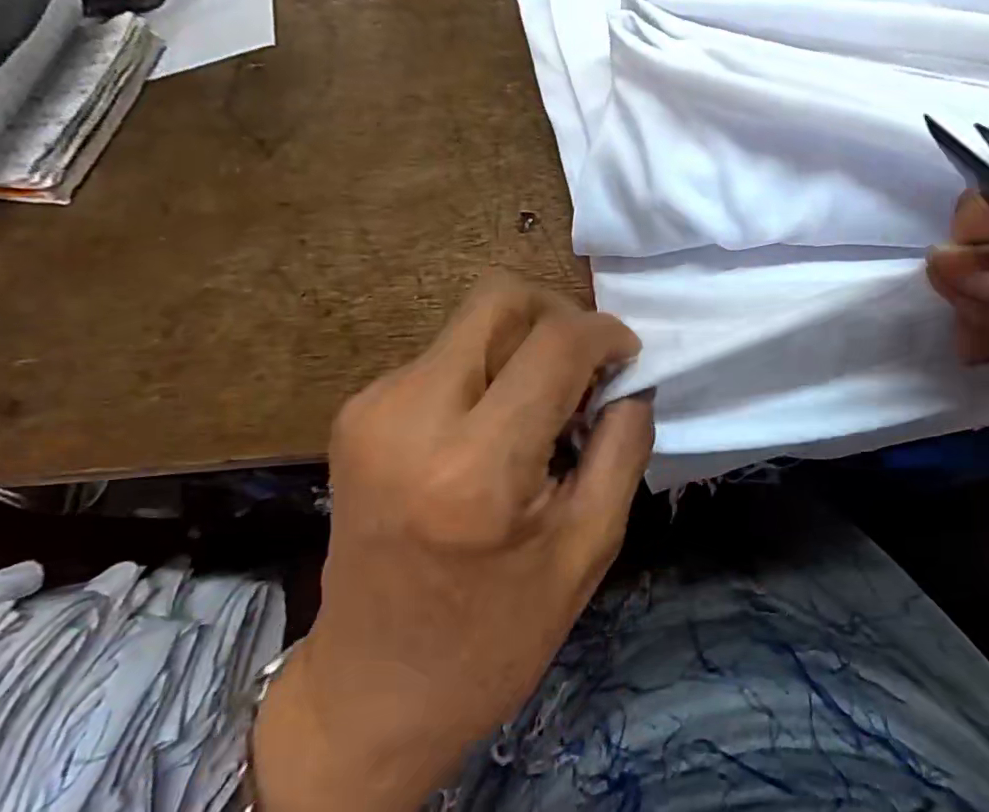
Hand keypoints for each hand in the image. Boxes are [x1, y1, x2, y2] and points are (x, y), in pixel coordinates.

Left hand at [252, 273, 652, 811]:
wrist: (375, 689)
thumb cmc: (499, 631)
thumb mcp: (592, 543)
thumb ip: (623, 443)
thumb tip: (629, 379)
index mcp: (476, 465)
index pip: (557, 341)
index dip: (607, 334)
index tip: (628, 359)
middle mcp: (411, 416)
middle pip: (501, 298)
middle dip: (561, 317)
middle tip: (588, 370)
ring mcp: (373, 409)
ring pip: (475, 322)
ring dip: (526, 346)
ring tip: (547, 408)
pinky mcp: (359, 413)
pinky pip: (447, 353)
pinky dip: (492, 369)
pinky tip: (503, 425)